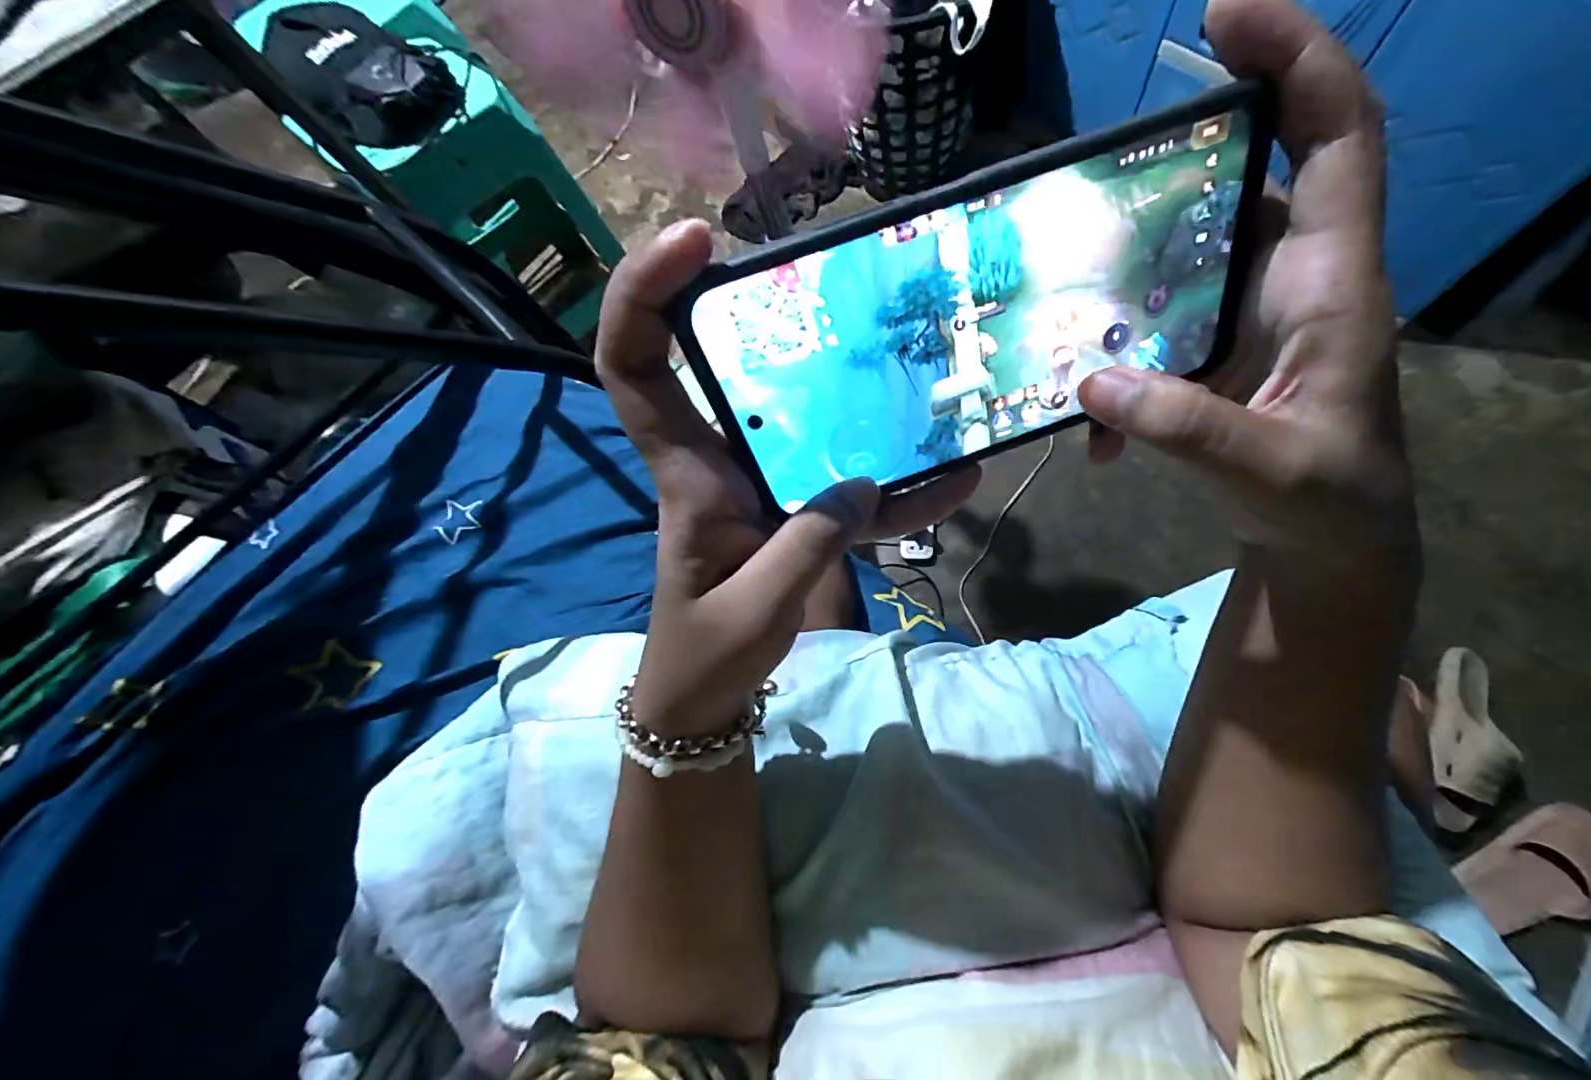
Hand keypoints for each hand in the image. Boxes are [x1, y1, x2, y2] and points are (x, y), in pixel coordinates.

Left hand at [596, 220, 979, 734]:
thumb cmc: (708, 653)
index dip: (646, 296)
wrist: (708, 696)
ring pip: (810, 420)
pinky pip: (855, 489)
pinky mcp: (803, 513)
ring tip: (924, 374)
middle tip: (832, 284)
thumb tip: (864, 484)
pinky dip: (903, 490)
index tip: (695, 243)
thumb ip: (809, 544)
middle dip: (768, 313)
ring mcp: (770, 484)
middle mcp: (724, 461)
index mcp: (688, 475)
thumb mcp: (757, 606)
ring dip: (864, 398)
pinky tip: (954, 481)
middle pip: (727, 366)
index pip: (637, 366)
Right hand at [1078, 0, 1415, 601]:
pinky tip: (1094, 422)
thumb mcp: (1268, 469)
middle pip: (1242, 180)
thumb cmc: (1328, 503)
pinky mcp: (1212, 356)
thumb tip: (1089, 384)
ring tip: (1068, 302)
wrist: (1327, 546)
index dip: (1298, 57)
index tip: (1224, 16)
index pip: (1342, 134)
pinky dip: (1117, 362)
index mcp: (1334, 282)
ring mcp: (1246, 319)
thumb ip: (1184, 426)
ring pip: (1184, 256)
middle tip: (1096, 179)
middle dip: (1172, 165)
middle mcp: (1291, 280)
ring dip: (1123, 277)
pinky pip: (1156, 330)